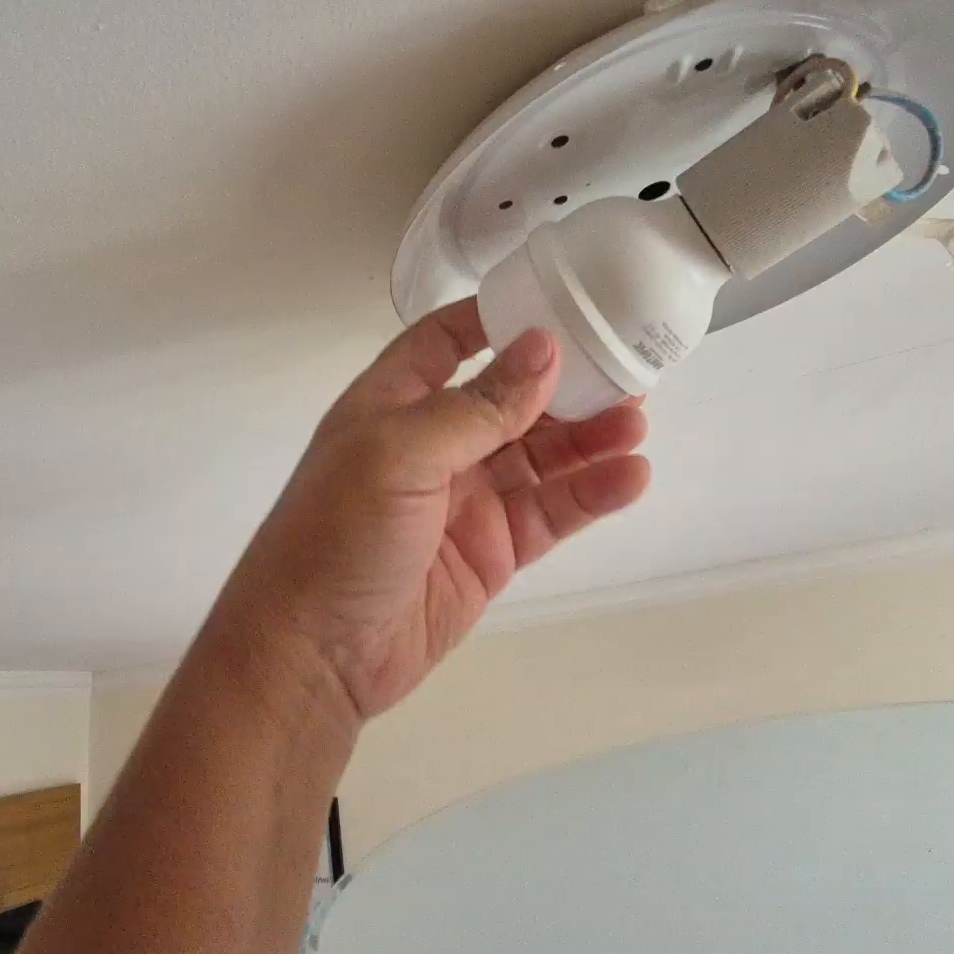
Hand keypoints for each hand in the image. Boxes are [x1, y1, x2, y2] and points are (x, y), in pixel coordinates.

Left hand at [209, 298, 649, 721]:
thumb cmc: (339, 534)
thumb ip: (476, 405)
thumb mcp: (399, 454)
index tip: (558, 301)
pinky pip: (548, 512)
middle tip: (624, 369)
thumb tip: (544, 348)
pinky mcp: (492, 550)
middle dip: (562, 384)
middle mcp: (432, 444)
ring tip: (636, 421)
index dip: (496, 319)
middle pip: (508, 399)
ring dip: (587, 437)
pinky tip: (629, 476)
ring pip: (538, 456)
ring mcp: (465, 499)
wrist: (317, 652)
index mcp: (393, 404)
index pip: (446, 342)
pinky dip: (589, 494)